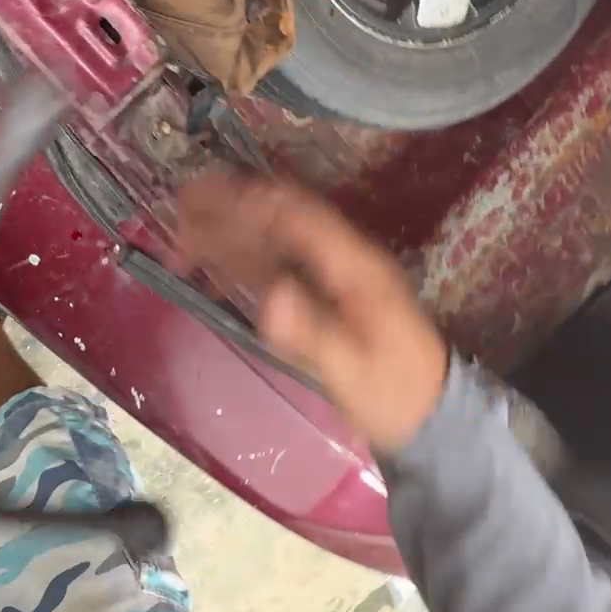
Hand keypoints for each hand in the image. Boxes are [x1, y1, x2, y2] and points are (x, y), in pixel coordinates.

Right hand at [177, 173, 449, 451]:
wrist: (429, 414)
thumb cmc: (395, 393)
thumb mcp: (357, 371)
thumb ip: (314, 335)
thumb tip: (270, 299)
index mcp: (354, 266)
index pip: (300, 217)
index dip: (253, 202)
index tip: (208, 197)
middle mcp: (339, 259)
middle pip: (280, 218)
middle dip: (230, 207)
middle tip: (182, 203)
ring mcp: (329, 275)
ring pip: (271, 239)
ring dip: (227, 229)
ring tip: (181, 226)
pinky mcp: (319, 293)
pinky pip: (274, 266)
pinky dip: (238, 260)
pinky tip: (209, 265)